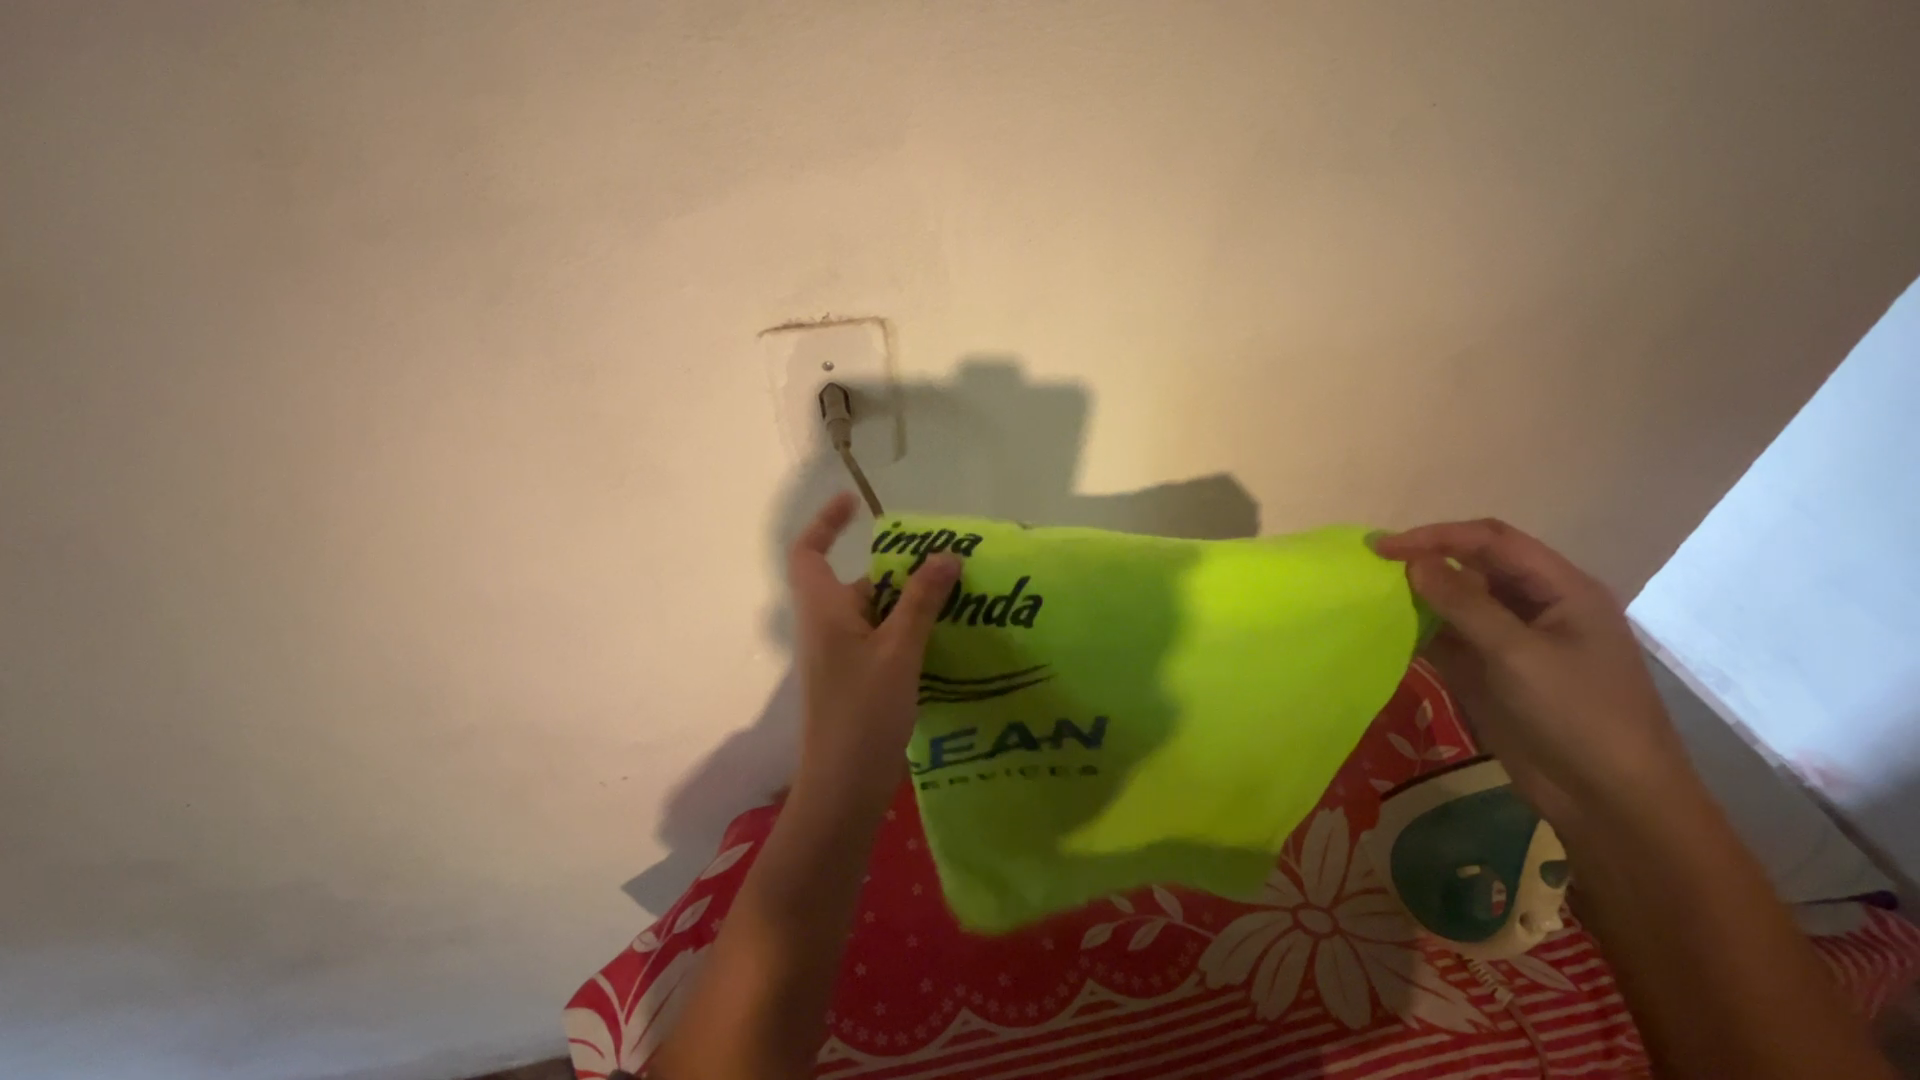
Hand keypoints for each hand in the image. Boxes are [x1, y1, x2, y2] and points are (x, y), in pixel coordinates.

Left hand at [787, 493, 960, 806]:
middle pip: (858, 582)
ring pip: (876, 614)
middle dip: (899, 568)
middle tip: (947, 561)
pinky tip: (949, 638)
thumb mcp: (898, 651)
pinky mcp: (857, 681)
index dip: (826, 522)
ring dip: (911, 602)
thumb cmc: (862, 713)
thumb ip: (921, 601)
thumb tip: (946, 556)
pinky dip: (910, 632)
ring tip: (960, 595)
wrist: (843, 786)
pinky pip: (883, 641)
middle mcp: (827, 627)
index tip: (857, 504)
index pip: (808, 551)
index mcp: (823, 610)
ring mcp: (841, 656)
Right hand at [1372, 519, 1691, 825]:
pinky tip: (1388, 632)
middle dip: (1426, 561)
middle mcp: (1537, 607)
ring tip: (1371, 596)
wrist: (1610, 800)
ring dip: (1420, 598)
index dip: (1437, 537)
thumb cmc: (1578, 716)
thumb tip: (1415, 562)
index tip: (1384, 549)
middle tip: (1370, 568)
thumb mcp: (1519, 655)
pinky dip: (1421, 632)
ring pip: (1459, 604)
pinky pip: (1451, 640)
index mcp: (1562, 589)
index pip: (1492, 541)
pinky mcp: (1493, 675)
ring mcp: (1513, 642)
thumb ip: (1465, 604)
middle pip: (1475, 567)